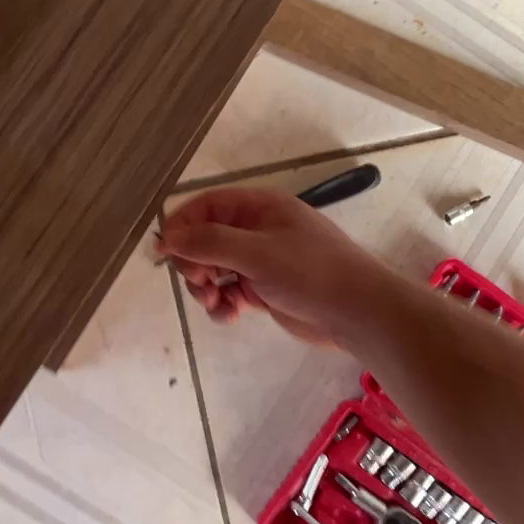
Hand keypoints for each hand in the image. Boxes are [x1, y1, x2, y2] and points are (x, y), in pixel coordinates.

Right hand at [159, 186, 394, 344]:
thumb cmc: (311, 272)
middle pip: (204, 240)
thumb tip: (168, 238)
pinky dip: (223, 305)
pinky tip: (230, 316)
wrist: (357, 312)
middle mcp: (256, 229)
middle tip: (201, 284)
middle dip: (194, 263)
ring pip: (214, 269)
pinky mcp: (264, 289)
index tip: (166, 255)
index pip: (205, 207)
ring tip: (215, 304)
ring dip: (205, 288)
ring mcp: (260, 260)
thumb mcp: (257, 252)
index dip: (182, 228)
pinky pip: (229, 292)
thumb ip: (209, 243)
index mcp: (257, 207)